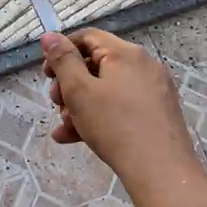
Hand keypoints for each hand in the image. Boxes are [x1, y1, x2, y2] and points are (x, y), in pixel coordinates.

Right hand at [42, 29, 199, 186]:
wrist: (160, 171)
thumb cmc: (114, 125)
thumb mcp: (79, 90)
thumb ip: (62, 60)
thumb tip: (50, 35)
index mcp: (125, 54)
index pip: (88, 37)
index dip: (61, 51)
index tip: (46, 74)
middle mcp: (143, 66)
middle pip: (95, 64)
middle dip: (68, 83)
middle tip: (55, 103)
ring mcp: (153, 91)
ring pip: (106, 89)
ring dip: (79, 104)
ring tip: (65, 127)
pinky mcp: (157, 113)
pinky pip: (120, 106)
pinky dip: (98, 116)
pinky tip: (74, 137)